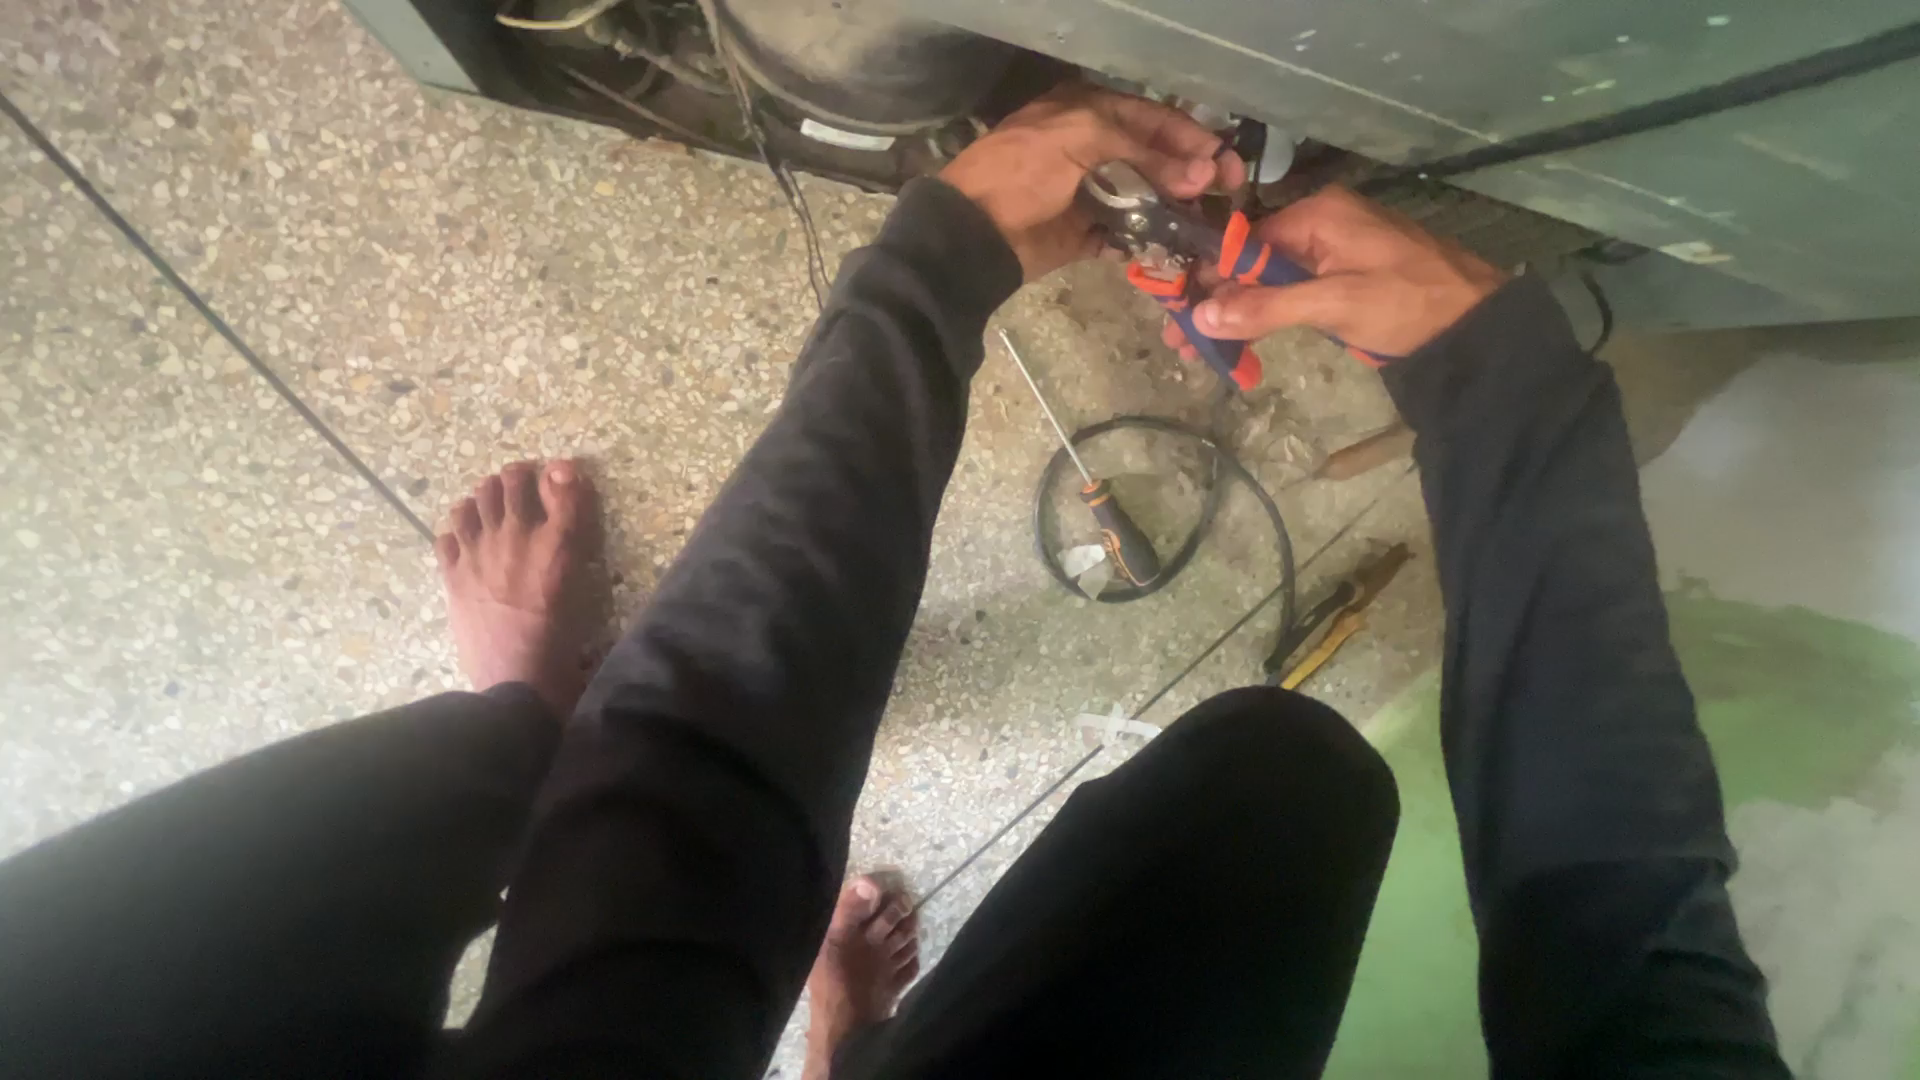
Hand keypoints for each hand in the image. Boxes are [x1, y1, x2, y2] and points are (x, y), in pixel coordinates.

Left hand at [940, 85, 1244, 281]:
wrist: (975, 232)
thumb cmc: (1024, 171)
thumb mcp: (1083, 140)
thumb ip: (1143, 153)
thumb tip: (1201, 174)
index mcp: (1089, 112)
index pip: (1153, 120)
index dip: (1192, 139)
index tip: (1226, 164)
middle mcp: (1091, 150)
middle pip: (1152, 161)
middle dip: (1189, 177)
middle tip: (1224, 197)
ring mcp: (1087, 195)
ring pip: (1141, 200)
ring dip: (1171, 211)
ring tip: (1203, 225)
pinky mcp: (1080, 236)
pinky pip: (1120, 237)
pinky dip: (1143, 243)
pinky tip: (1168, 248)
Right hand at [1166, 186, 1507, 358]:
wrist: (1473, 325)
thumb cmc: (1406, 302)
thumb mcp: (1333, 303)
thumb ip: (1265, 308)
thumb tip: (1203, 317)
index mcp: (1316, 216)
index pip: (1242, 243)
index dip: (1205, 279)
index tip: (1176, 312)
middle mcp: (1316, 227)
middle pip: (1247, 264)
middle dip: (1212, 303)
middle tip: (1180, 341)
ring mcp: (1326, 255)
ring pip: (1262, 284)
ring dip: (1231, 317)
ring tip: (1198, 351)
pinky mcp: (1334, 281)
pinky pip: (1284, 297)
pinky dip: (1259, 320)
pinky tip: (1235, 344)